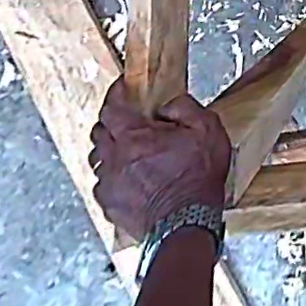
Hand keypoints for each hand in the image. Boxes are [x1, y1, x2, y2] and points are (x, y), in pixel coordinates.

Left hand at [88, 78, 231, 239]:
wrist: (186, 220)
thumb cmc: (198, 172)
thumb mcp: (206, 127)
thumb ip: (184, 108)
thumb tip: (167, 105)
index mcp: (134, 137)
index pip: (112, 108)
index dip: (115, 93)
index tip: (122, 85)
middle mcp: (113, 159)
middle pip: (99, 133)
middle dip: (112, 120)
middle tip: (131, 117)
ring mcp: (108, 185)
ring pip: (99, 158)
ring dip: (111, 148)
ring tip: (133, 147)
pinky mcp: (110, 205)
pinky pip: (104, 182)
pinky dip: (115, 172)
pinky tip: (134, 174)